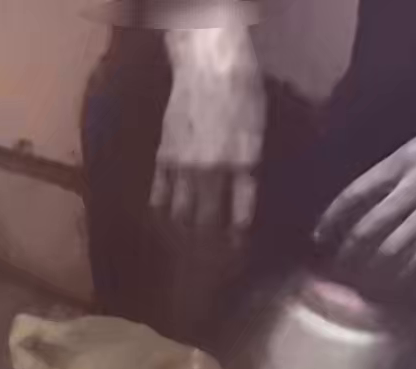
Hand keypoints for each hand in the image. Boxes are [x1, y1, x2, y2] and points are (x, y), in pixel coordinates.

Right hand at [155, 26, 265, 233]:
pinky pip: (160, 195)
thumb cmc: (241, 91)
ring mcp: (185, 166)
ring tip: (185, 244)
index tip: (235, 252)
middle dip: (209, 243)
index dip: (237, 237)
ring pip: (182, 214)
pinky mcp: (164, 158)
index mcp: (242, 163)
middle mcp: (212, 170)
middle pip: (208, 220)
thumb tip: (239, 199)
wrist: (208, 64)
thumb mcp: (256, 132)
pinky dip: (162, 211)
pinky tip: (164, 219)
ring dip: (185, 232)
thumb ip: (248, 168)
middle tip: (208, 257)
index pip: (240, 213)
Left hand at [315, 98, 415, 274]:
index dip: (331, 219)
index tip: (316, 239)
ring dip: (374, 271)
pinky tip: (399, 289)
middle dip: (347, 254)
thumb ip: (400, 171)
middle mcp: (414, 184)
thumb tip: (371, 200)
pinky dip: (409, 276)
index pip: (354, 193)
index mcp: (404, 158)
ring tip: (362, 288)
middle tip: (336, 273)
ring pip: (392, 248)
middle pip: (367, 228)